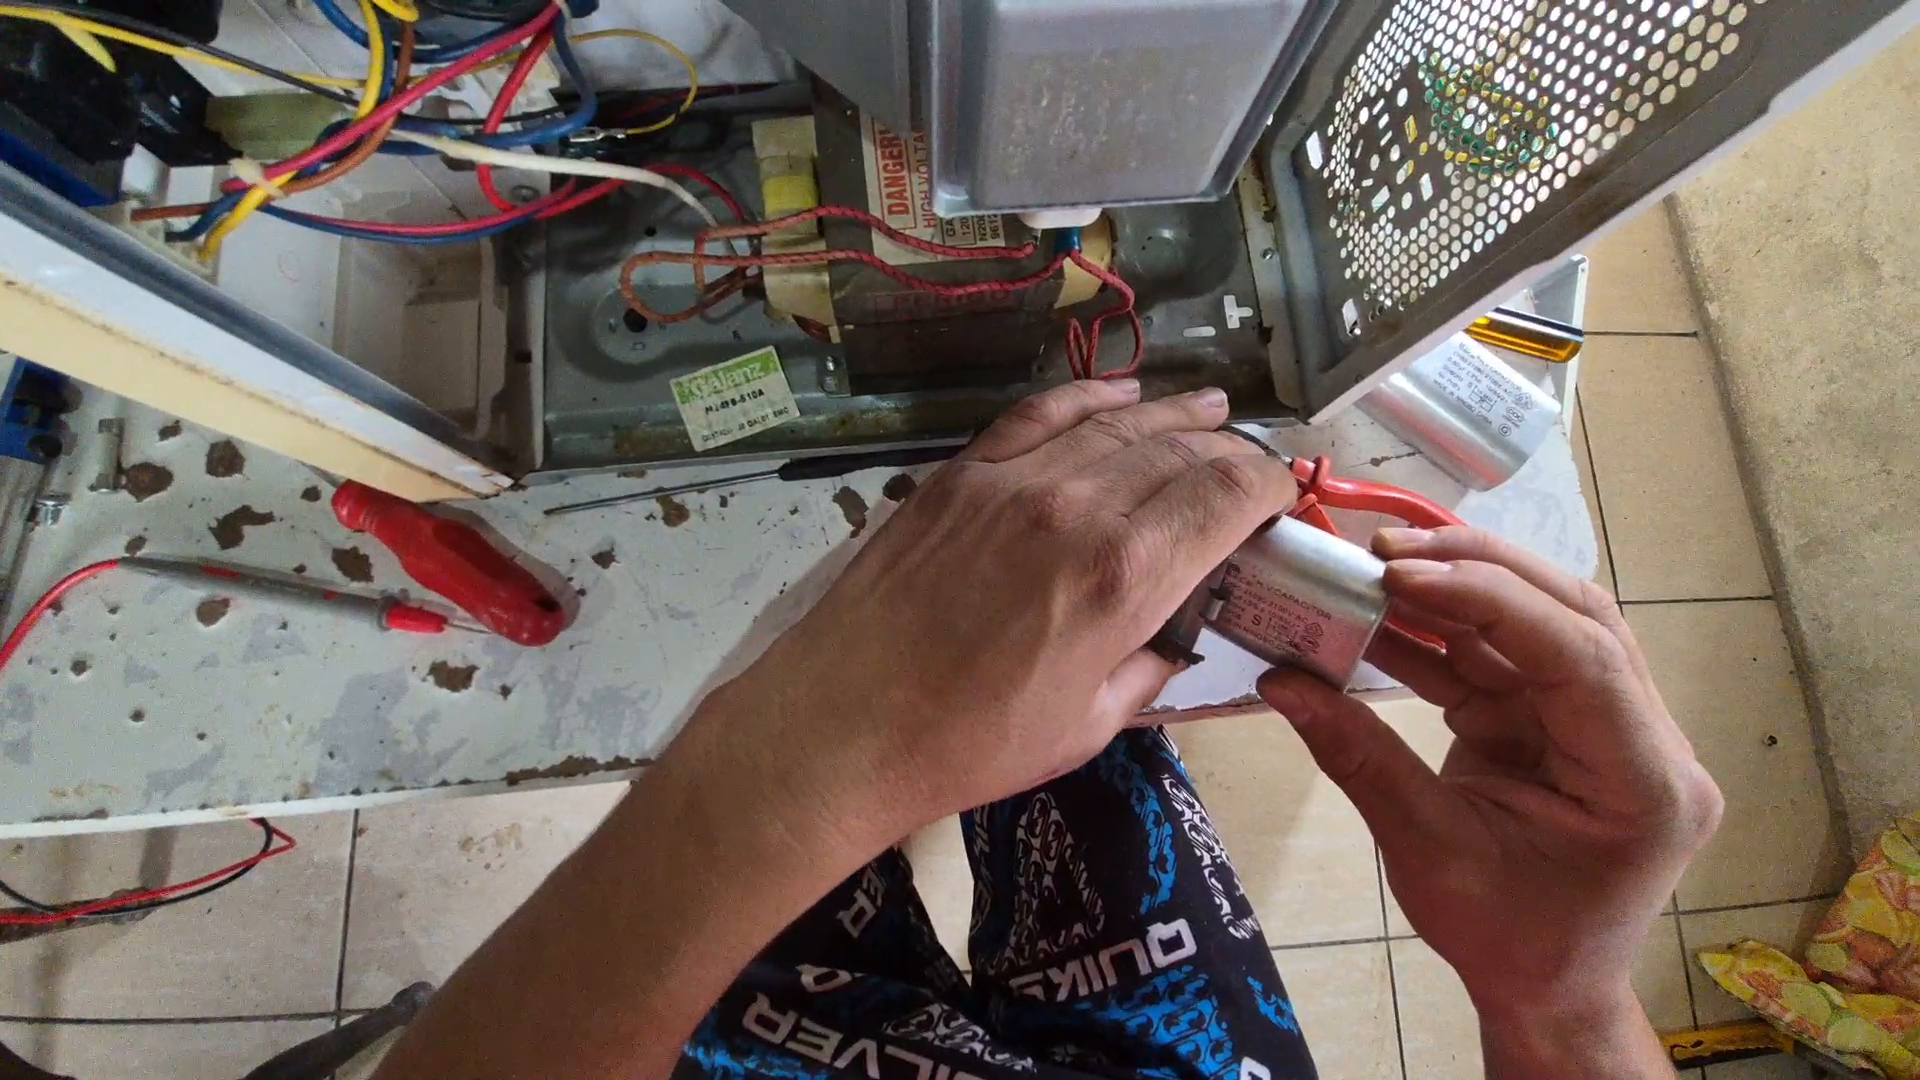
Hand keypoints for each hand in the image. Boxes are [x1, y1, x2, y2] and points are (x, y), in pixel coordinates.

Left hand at [696, 380, 1297, 851]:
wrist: (846, 722)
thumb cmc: (970, 743)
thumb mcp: (1087, 726)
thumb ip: (1148, 662)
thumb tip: (1177, 626)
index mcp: (1122, 577)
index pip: (1224, 498)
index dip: (1268, 485)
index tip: (1284, 491)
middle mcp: (1076, 507)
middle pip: (1179, 454)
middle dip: (1229, 453)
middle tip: (1249, 464)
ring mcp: (1011, 479)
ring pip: (1117, 424)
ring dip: (1174, 415)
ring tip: (1212, 410)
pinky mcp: (961, 474)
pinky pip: (1038, 415)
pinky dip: (1088, 397)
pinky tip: (1124, 393)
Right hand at [1255, 527, 1721, 1073]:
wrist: (1539, 979)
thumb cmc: (1502, 933)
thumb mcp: (1425, 849)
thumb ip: (1356, 754)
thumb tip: (1279, 678)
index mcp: (1640, 777)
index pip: (1582, 655)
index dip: (1491, 602)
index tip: (1398, 576)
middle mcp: (1633, 734)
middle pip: (1571, 614)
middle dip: (1478, 569)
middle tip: (1386, 551)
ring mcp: (1589, 722)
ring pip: (1533, 621)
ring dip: (1453, 588)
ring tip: (1375, 566)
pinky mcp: (1543, 719)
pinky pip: (1491, 655)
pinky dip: (1432, 631)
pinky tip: (1375, 615)